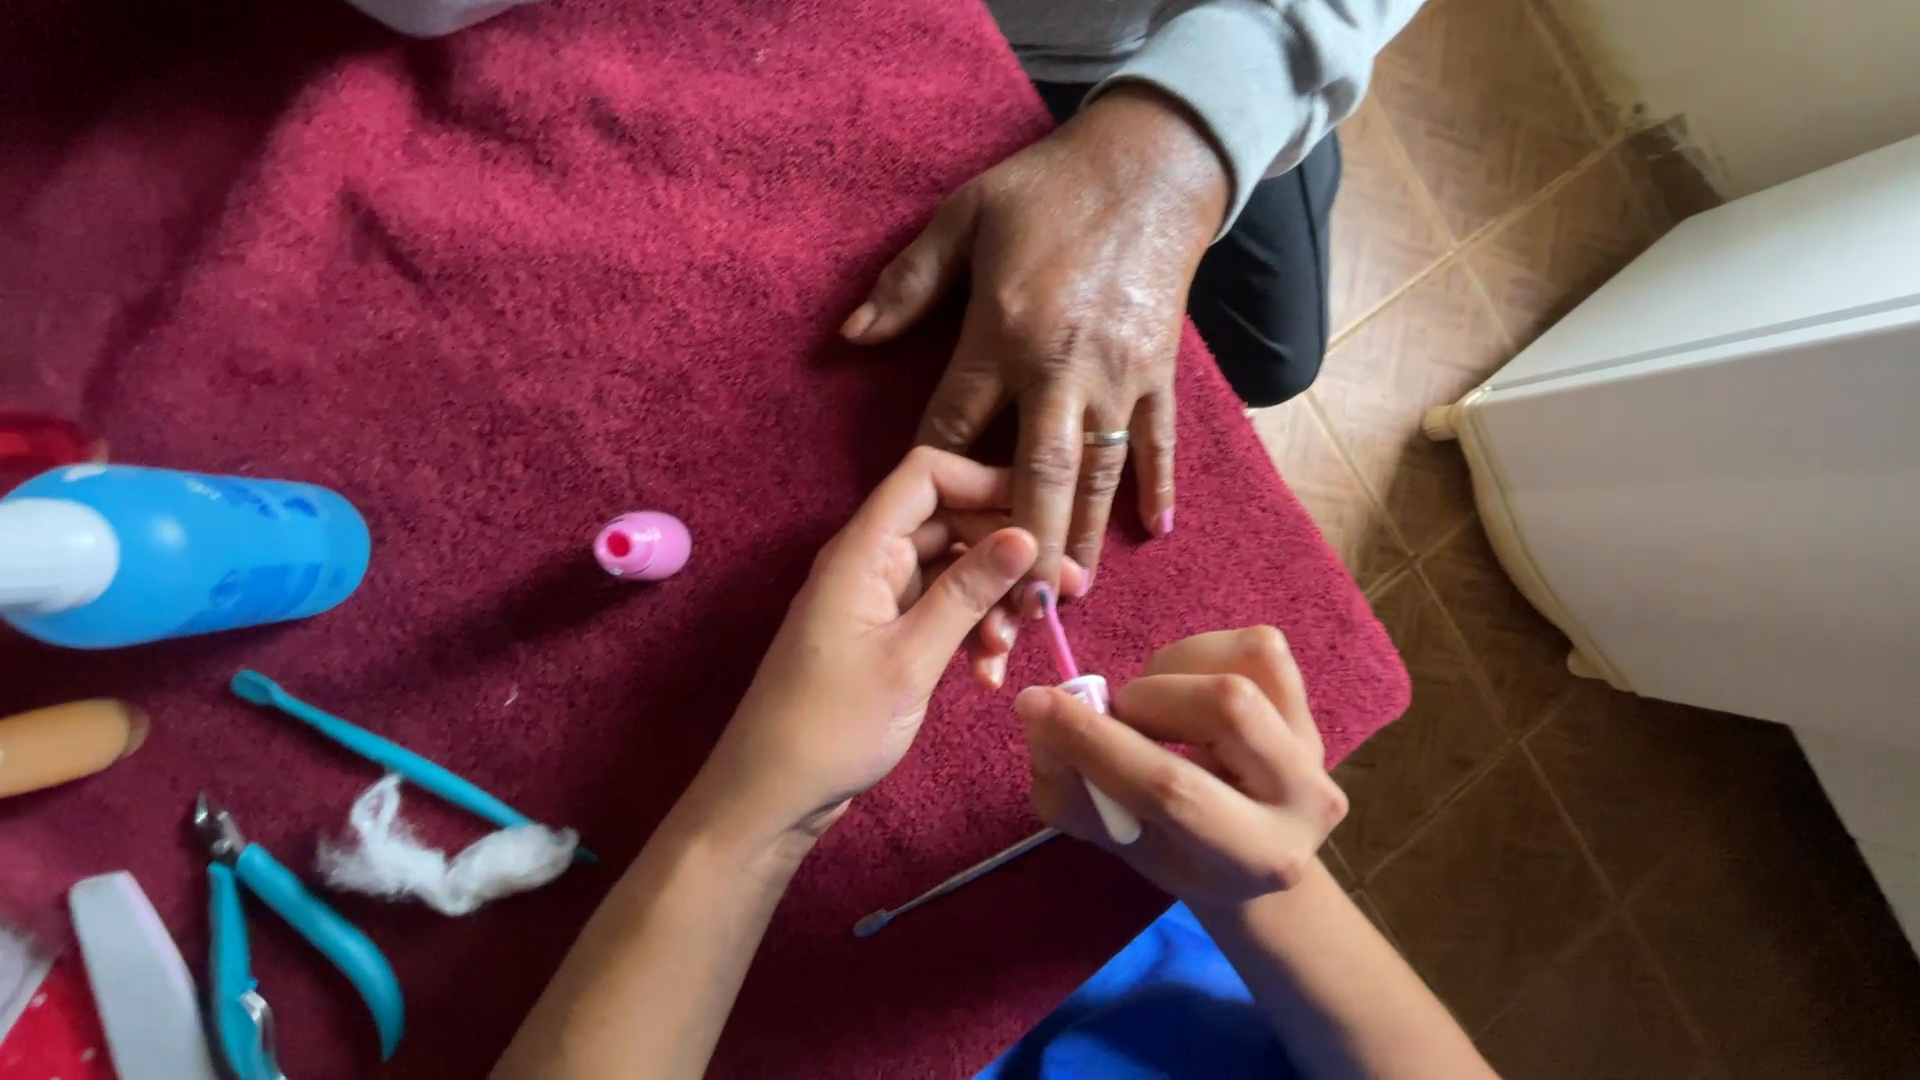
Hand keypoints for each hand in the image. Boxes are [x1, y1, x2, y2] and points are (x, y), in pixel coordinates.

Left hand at [686, 448, 1086, 846]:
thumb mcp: (911, 657)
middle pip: (950, 523)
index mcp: (865, 549)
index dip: (987, 483)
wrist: (774, 794)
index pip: (927, 474)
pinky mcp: (887, 633)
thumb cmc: (834, 724)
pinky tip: (987, 674)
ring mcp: (879, 598)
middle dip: (1006, 555)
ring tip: (1011, 649)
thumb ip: (968, 592)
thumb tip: (1025, 536)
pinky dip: (970, 633)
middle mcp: (872, 560)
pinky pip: (941, 611)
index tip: (1043, 520)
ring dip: (991, 603)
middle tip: (1059, 595)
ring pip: (953, 571)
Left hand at [842, 84, 1228, 598]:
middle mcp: (1060, 369)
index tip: (924, 535)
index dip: (935, 481)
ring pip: (1098, 474)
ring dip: (1084, 535)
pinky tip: (1156, 529)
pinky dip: (1158, 484)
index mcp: (1002, 335)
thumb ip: (906, 284)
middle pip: (1037, 473)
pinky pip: (1159, 440)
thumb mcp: (963, 219)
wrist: (1150, 162)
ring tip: (1072, 591)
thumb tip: (850, 336)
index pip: (954, 425)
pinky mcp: (1160, 374)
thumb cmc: (1047, 190)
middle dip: (1024, 543)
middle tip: (1016, 606)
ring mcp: (1118, 376)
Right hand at [1017, 626, 1347, 905]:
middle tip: (1112, 718)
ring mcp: (1316, 745)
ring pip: (1237, 671)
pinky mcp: (1311, 703)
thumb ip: (1069, 789)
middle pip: (1224, 706)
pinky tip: (1183, 690)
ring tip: (1151, 712)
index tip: (1034, 704)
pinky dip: (1197, 655)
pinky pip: (1255, 647)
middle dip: (1142, 702)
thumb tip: (1039, 716)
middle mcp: (1306, 801)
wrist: (1252, 849)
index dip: (1096, 741)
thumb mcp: (1114, 839)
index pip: (1171, 789)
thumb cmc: (1172, 847)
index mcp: (1254, 855)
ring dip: (1168, 678)